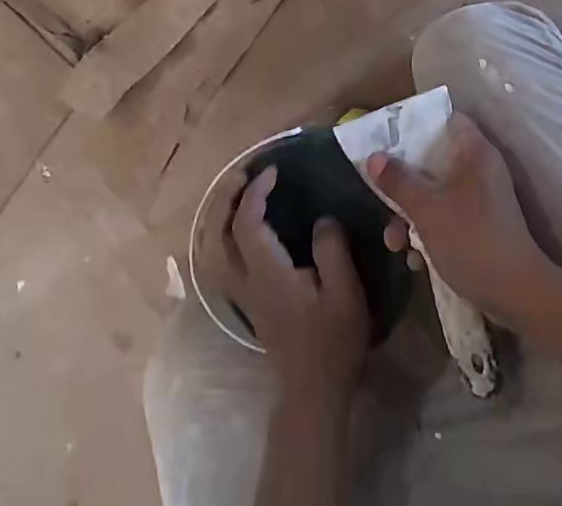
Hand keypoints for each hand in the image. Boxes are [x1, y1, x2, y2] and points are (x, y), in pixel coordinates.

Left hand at [206, 166, 369, 400]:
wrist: (314, 390)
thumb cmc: (333, 341)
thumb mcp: (345, 292)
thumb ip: (332, 250)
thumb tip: (322, 220)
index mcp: (268, 273)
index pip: (247, 223)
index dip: (255, 193)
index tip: (273, 171)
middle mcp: (247, 281)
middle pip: (218, 234)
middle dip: (227, 200)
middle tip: (243, 174)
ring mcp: (244, 294)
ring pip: (216, 249)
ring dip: (222, 217)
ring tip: (241, 194)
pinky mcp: (250, 303)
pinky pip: (226, 259)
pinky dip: (227, 235)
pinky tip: (246, 229)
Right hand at [365, 114, 558, 326]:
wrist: (517, 294)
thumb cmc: (471, 240)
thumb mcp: (427, 210)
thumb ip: (399, 181)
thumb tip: (374, 157)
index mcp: (474, 152)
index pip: (446, 119)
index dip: (417, 124)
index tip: (388, 137)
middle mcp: (480, 168)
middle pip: (434, 159)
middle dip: (404, 181)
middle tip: (381, 196)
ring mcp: (481, 198)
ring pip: (436, 191)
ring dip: (410, 214)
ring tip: (394, 242)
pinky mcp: (480, 224)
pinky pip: (446, 216)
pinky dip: (428, 231)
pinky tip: (414, 259)